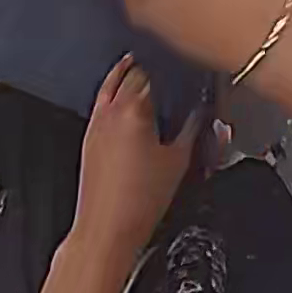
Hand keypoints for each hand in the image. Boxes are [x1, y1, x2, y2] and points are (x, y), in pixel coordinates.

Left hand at [72, 55, 199, 256]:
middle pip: (134, 73)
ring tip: (141, 62)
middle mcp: (114, 108)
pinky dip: (111, 86)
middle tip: (167, 67)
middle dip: (151, 67)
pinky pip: (101, 98)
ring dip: (128, 70)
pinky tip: (120, 87)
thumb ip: (193, 127)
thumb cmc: (140, 202)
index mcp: (136, 108)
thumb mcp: (179, 160)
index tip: (181, 66)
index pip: (154, 71)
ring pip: (114, 81)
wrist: (106, 230)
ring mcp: (98, 119)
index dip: (169, 66)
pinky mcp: (89, 133)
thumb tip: (202, 110)